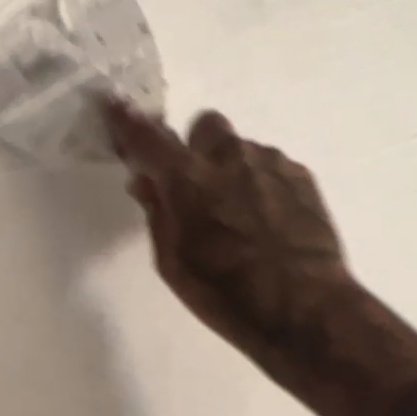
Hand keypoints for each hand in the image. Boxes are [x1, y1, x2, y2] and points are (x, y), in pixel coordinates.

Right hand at [102, 100, 416, 415]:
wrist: (303, 310)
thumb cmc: (223, 294)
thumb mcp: (172, 262)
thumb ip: (158, 213)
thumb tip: (146, 181)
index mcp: (188, 180)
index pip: (147, 137)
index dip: (126, 121)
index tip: (113, 105)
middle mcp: (230, 158)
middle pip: (205, 125)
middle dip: (196, 148)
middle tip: (195, 186)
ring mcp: (271, 164)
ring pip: (241, 150)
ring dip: (231, 172)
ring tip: (237, 218)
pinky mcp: (303, 178)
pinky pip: (270, 168)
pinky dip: (260, 187)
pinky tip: (265, 225)